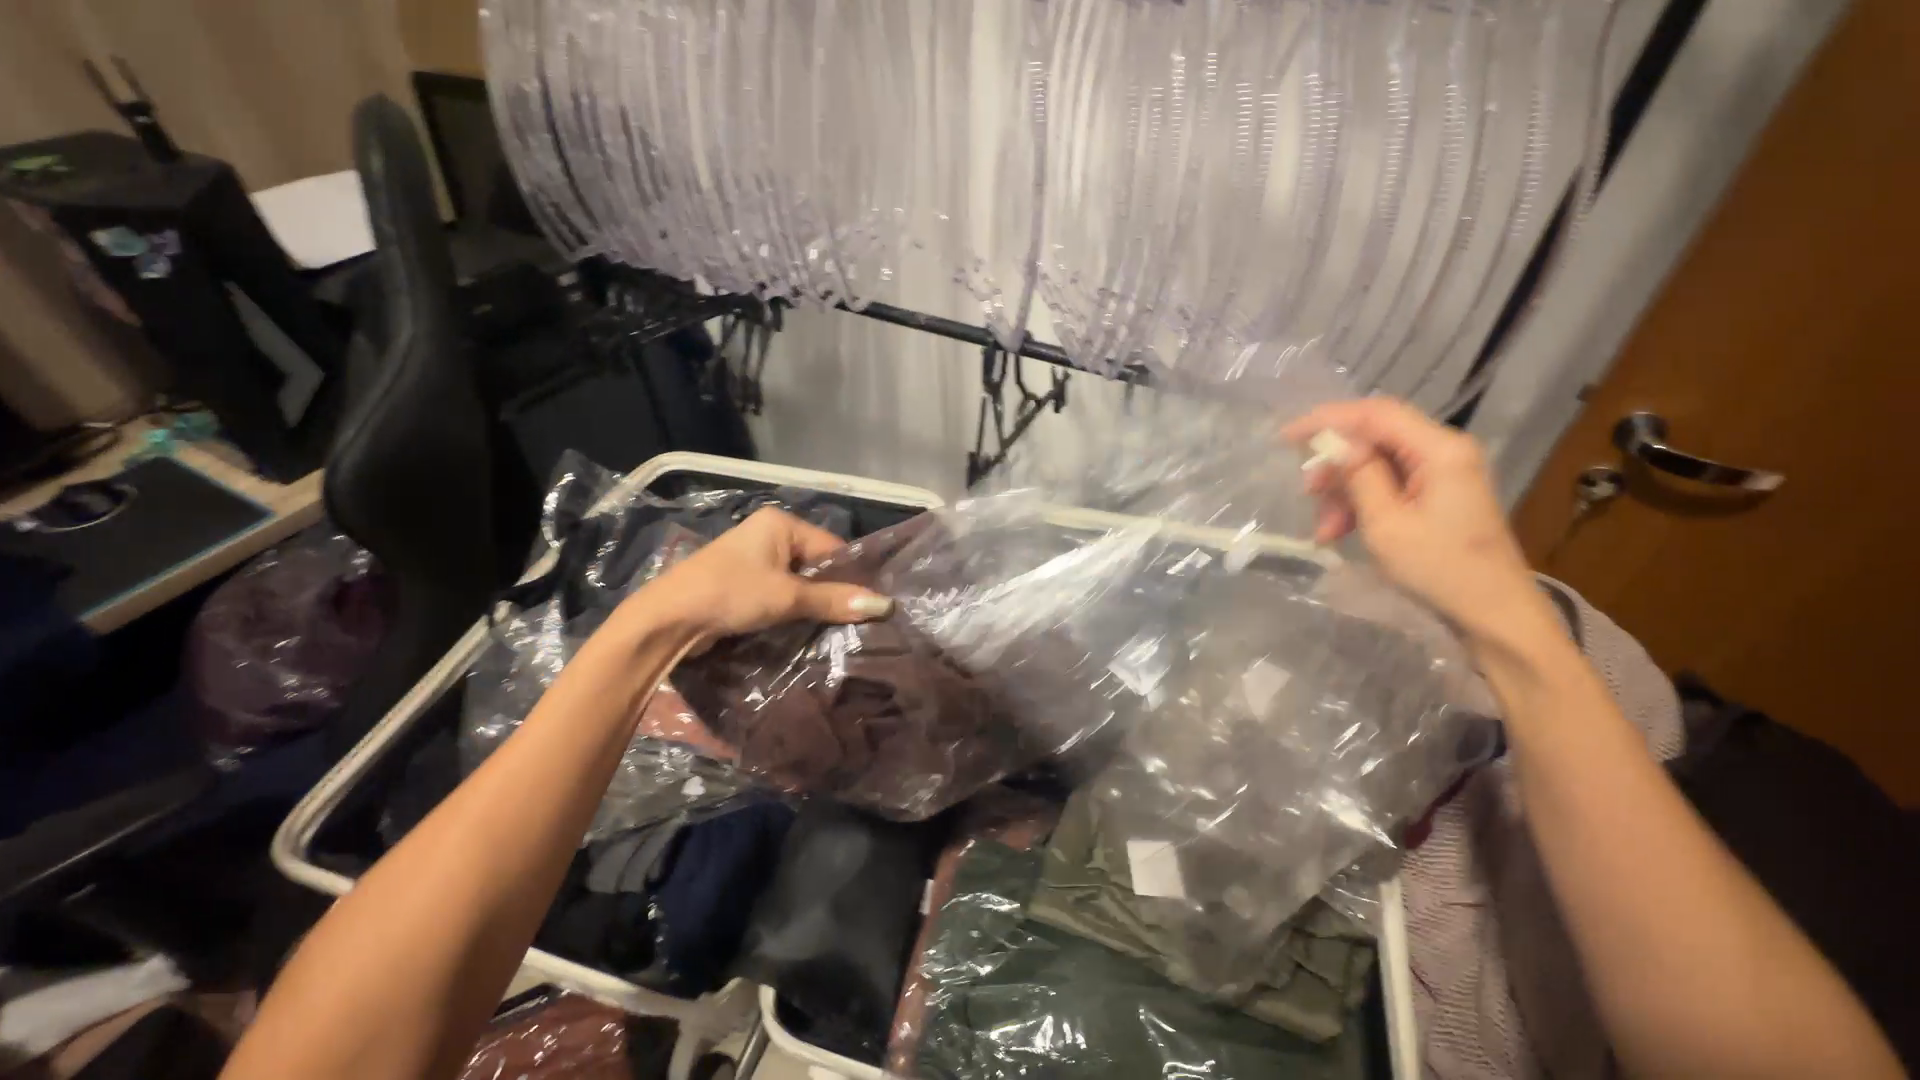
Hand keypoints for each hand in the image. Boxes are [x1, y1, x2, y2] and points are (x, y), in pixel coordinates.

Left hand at [626, 507, 892, 651]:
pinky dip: (791, 613)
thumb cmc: (730, 594)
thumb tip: (885, 605)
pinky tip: (806, 632)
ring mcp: (752, 561)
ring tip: (837, 631)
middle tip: (859, 623)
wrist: (668, 619)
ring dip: (811, 607)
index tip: (872, 606)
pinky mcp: (741, 586)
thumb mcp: (787, 597)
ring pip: (797, 585)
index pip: (831, 548)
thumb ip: (835, 600)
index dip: (851, 577)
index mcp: (780, 524)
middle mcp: (767, 536)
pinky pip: (778, 596)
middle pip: (815, 566)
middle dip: (832, 594)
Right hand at [1284, 398, 1548, 643]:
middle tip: (1307, 493)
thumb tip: (1335, 444)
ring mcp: (1443, 474)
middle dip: (1336, 465)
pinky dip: (1361, 504)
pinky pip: (1389, 485)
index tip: (1287, 438)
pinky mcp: (1438, 496)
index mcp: (1440, 449)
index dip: (1328, 419)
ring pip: (1377, 465)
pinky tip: (1340, 532)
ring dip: (1344, 492)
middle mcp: (1444, 451)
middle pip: (1375, 438)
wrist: (1493, 613)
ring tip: (1324, 530)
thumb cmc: (1440, 569)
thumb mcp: (1387, 524)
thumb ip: (1359, 476)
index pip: (1375, 414)